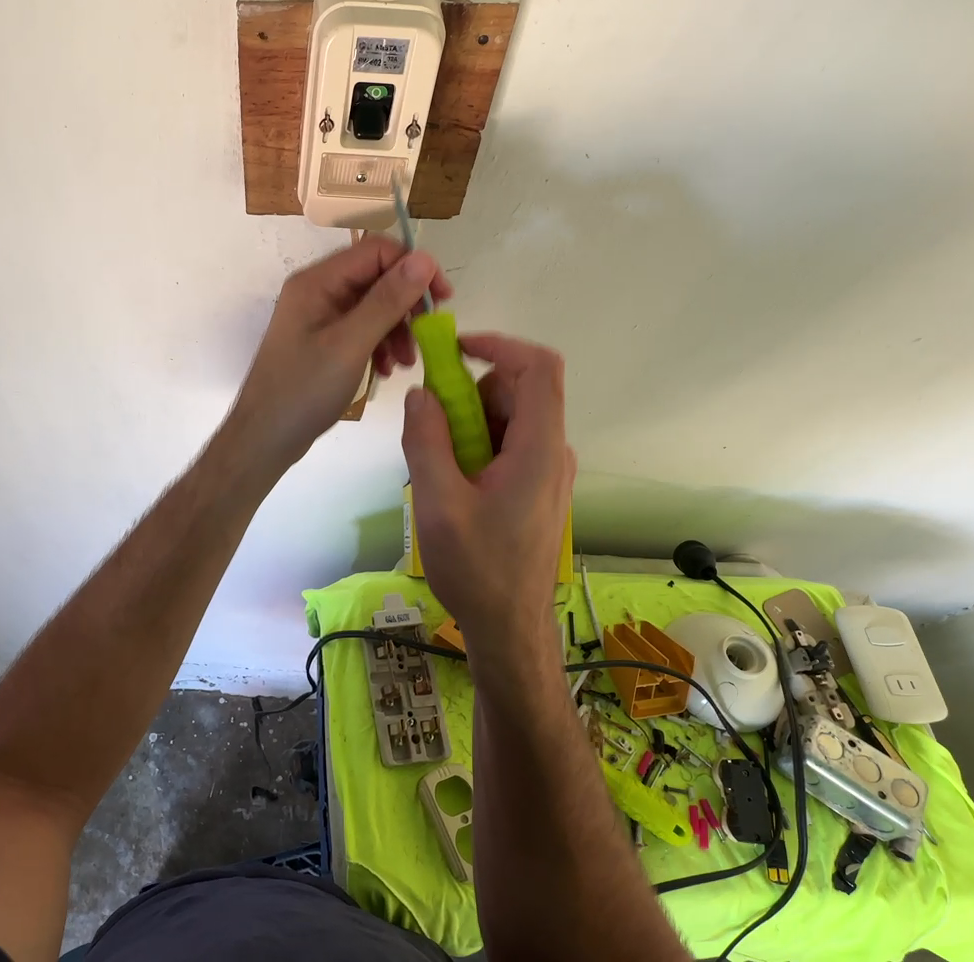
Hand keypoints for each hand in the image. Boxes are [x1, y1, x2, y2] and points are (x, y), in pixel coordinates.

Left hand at [228, 234, 449, 468]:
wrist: (265, 438)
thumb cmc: (303, 391)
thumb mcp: (350, 345)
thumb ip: (387, 300)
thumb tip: (425, 258)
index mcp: (317, 282)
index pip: (376, 251)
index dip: (413, 268)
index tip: (442, 299)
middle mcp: (317, 292)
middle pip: (376, 278)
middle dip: (406, 304)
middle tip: (427, 335)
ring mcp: (319, 318)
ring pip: (373, 306)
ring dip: (397, 329)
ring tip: (406, 362)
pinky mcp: (324, 342)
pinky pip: (362, 330)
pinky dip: (381, 345)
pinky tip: (387, 370)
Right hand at [402, 334, 575, 648]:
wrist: (509, 629)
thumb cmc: (477, 569)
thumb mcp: (439, 503)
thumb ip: (427, 442)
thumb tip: (420, 394)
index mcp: (538, 449)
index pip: (538, 368)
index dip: (499, 345)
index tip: (452, 350)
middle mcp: (552, 453)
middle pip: (517, 392)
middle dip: (469, 395)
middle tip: (429, 426)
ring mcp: (547, 473)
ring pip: (509, 420)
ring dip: (468, 426)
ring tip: (437, 469)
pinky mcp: (537, 491)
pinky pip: (508, 447)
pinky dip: (477, 448)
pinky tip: (452, 486)